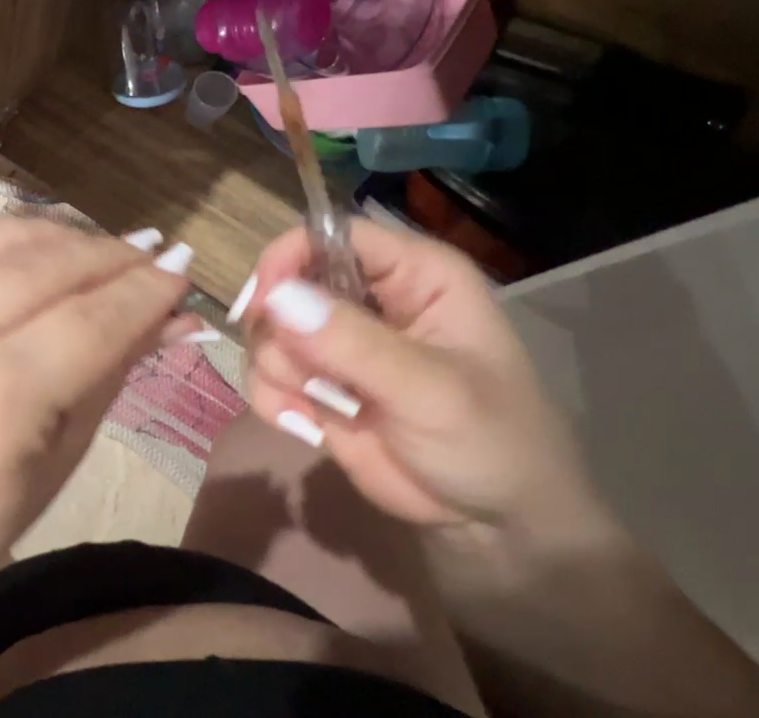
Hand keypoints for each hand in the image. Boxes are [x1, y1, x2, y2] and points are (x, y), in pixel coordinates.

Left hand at [0, 219, 195, 628]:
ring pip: (5, 239)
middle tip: (154, 257)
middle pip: (51, 265)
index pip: (93, 318)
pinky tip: (46, 250)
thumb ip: (114, 371)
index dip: (147, 290)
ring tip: (105, 252)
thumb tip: (175, 315)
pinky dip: (13, 241)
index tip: (184, 273)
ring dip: (66, 237)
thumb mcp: (61, 457)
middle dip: (113, 255)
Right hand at [242, 220, 599, 535]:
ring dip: (280, 373)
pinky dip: (275, 401)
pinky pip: (264, 375)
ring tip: (323, 409)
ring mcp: (335, 343)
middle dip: (282, 332)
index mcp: (412, 274)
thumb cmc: (491, 441)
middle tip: (311, 377)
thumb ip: (355, 344)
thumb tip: (277, 298)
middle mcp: (367, 297)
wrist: (496, 523)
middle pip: (284, 283)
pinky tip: (311, 428)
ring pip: (267, 332)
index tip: (262, 302)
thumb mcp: (432, 391)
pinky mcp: (316, 385)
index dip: (289, 257)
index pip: (332, 235)